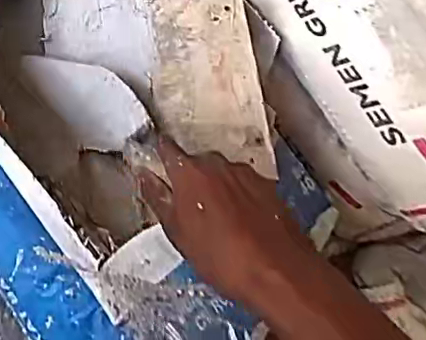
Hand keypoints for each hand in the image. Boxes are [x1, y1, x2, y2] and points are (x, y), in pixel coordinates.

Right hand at [136, 137, 317, 304]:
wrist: (281, 277)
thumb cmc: (224, 258)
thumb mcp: (178, 233)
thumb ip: (157, 198)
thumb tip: (144, 175)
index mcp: (187, 170)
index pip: (165, 147)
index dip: (161, 155)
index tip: (159, 165)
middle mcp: (215, 162)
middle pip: (196, 162)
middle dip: (194, 179)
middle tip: (194, 208)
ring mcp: (244, 173)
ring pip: (223, 174)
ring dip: (220, 188)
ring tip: (224, 221)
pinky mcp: (268, 186)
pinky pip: (246, 186)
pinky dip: (243, 198)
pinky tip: (246, 224)